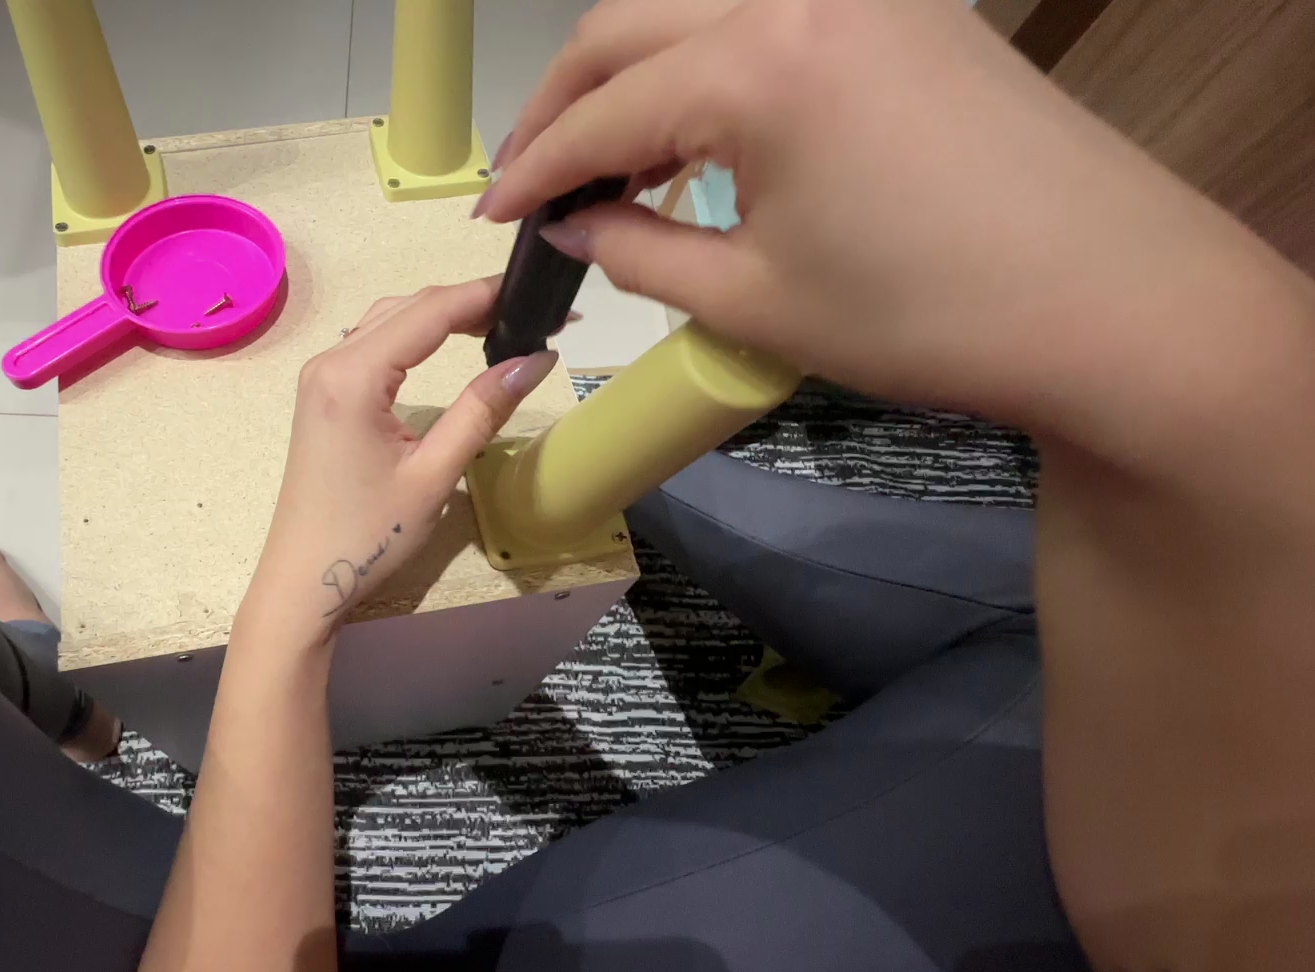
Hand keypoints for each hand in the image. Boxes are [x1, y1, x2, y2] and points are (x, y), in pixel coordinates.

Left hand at [237, 278, 557, 644]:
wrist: (303, 578)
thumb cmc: (368, 536)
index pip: (430, 311)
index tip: (541, 296)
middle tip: (528, 313)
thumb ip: (482, 410)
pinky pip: (370, 346)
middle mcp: (329, 362)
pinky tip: (442, 346)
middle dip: (468, 302)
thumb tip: (537, 359)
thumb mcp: (433, 475)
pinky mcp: (321, 396)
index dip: (489, 295)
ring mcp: (319, 377)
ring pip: (387, 322)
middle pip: (407, 308)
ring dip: (439, 316)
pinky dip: (412, 337)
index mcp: (353, 376)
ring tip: (496, 324)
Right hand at [478, 0, 1310, 437]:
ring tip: (592, 168)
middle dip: (556, 108)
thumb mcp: (744, 298)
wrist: (1107, 304)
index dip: (530, 173)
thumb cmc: (911, 316)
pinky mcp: (897, 10)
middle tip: (526, 185)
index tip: (489, 219)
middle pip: (624, 26)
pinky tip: (679, 138)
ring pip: (685, 9)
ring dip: (619, 81)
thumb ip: (635, 252)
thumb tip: (572, 227)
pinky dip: (691, 71)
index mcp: (758, 66)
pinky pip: (755, 19)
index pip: (599, 114)